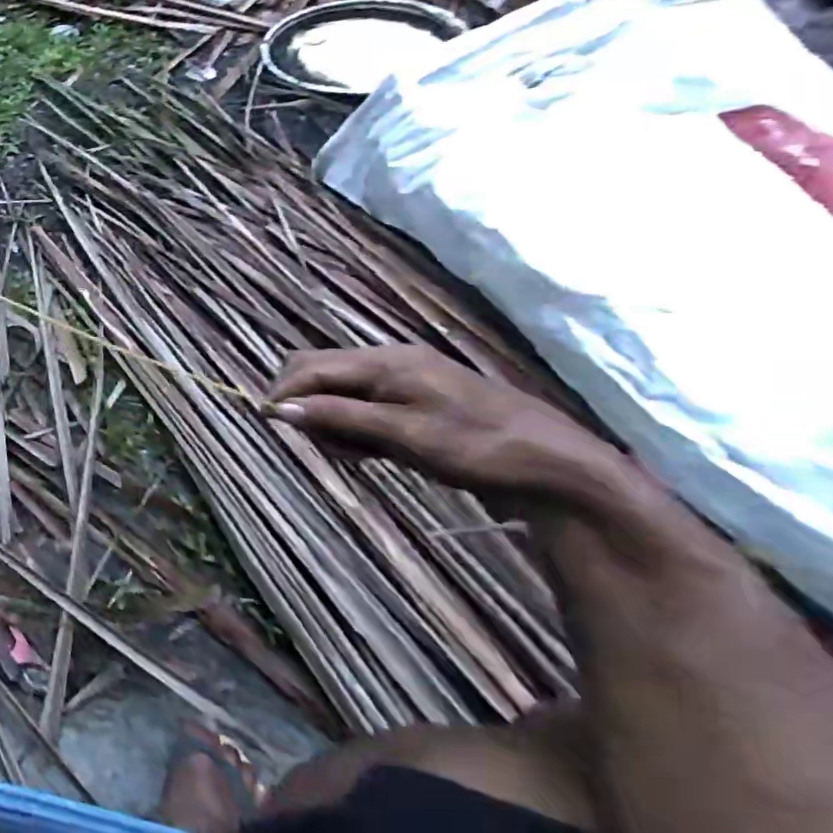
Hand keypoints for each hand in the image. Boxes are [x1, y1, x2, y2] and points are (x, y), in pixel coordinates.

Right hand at [266, 346, 634, 506]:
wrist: (563, 472)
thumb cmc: (480, 449)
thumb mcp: (404, 435)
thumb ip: (339, 418)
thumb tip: (279, 409)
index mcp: (387, 361)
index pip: (311, 367)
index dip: (284, 392)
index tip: (270, 423)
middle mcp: (390, 362)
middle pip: (319, 372)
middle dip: (306, 405)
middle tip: (322, 443)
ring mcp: (404, 381)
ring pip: (338, 392)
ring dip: (332, 421)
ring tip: (359, 454)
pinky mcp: (415, 402)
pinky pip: (362, 406)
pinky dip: (355, 427)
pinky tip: (375, 451)